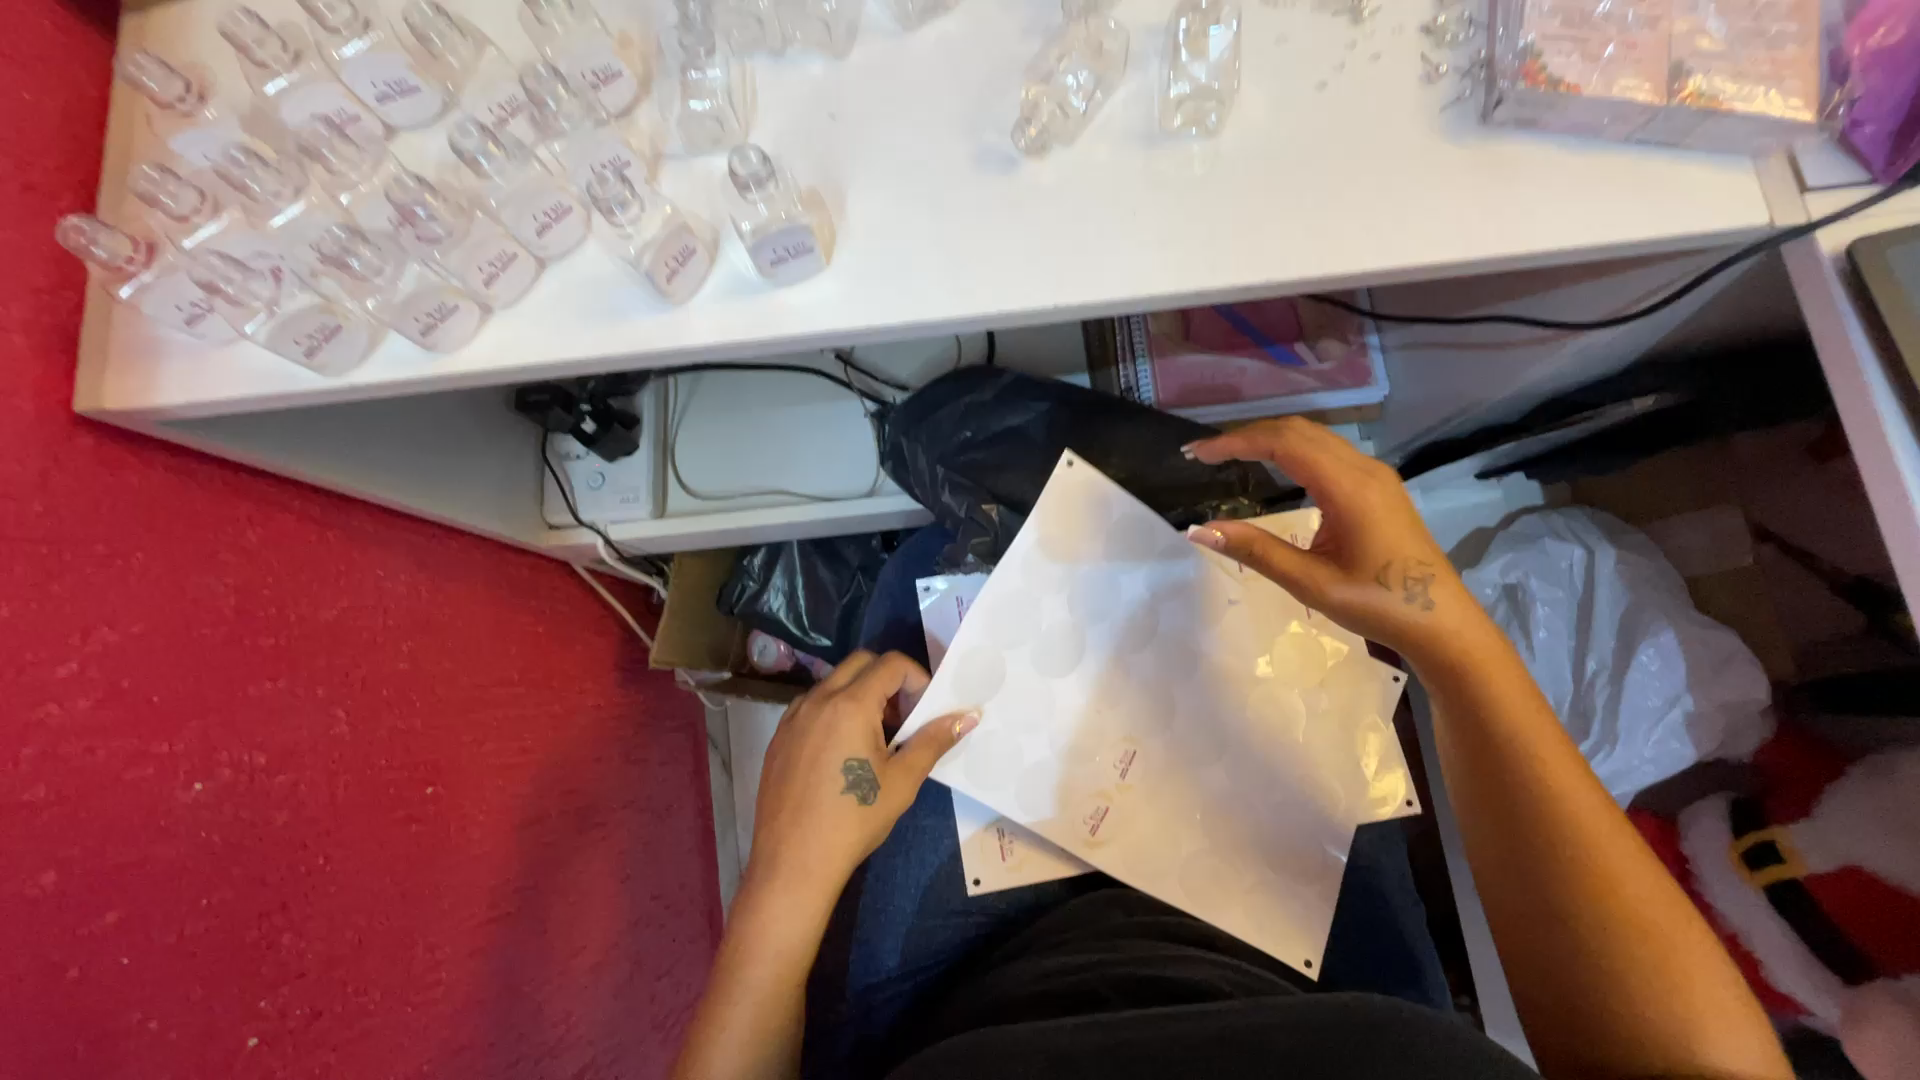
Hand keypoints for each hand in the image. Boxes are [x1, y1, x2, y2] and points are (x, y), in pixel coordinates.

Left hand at [744, 650, 978, 908]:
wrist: (793, 862)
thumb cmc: (854, 820)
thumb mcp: (903, 780)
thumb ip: (934, 740)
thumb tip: (968, 716)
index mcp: (850, 704)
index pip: (891, 664)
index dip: (917, 679)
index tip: (925, 712)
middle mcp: (817, 700)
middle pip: (861, 663)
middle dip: (889, 680)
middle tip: (903, 720)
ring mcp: (793, 717)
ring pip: (834, 682)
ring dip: (861, 694)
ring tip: (875, 740)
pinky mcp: (780, 738)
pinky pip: (813, 706)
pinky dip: (835, 712)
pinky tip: (843, 755)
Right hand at [1182, 417, 1486, 661]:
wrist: (1441, 622)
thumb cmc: (1378, 604)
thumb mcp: (1310, 582)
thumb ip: (1255, 551)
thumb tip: (1199, 530)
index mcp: (1349, 488)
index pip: (1283, 443)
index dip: (1236, 442)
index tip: (1196, 454)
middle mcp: (1364, 469)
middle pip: (1297, 431)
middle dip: (1247, 435)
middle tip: (1203, 454)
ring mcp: (1375, 475)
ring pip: (1314, 437)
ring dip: (1269, 439)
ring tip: (1229, 456)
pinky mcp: (1377, 486)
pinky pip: (1327, 451)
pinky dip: (1290, 450)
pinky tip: (1272, 467)